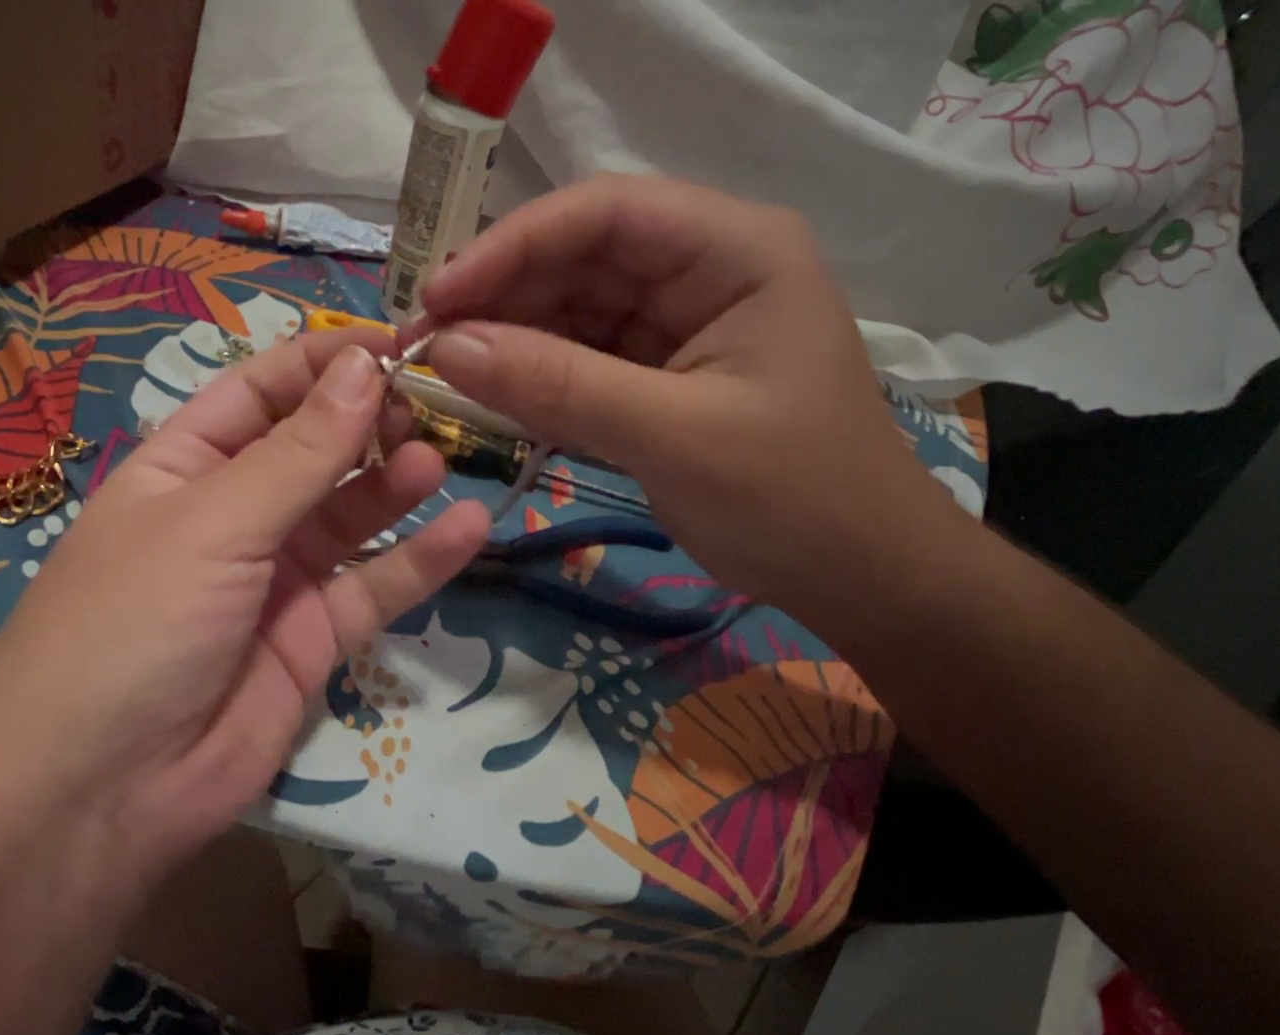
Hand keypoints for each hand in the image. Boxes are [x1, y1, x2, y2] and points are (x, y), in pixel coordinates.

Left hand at [0, 329, 490, 870]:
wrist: (102, 790)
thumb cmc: (132, 625)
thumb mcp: (210, 523)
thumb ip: (296, 454)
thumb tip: (365, 368)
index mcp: (181, 469)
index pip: (258, 393)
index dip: (321, 364)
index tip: (395, 344)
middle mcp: (230, 516)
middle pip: (311, 451)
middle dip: (365, 422)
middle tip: (428, 406)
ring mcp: (274, 581)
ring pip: (349, 518)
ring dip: (394, 484)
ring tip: (440, 457)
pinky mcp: (313, 642)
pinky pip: (373, 589)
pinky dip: (419, 560)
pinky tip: (470, 526)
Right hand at [416, 174, 972, 622]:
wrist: (857, 574)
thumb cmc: (792, 497)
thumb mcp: (671, 435)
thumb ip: (557, 385)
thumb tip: (444, 347)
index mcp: (735, 251)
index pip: (605, 214)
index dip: (511, 245)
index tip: (437, 298)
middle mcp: (703, 269)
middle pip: (578, 258)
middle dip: (500, 299)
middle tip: (423, 348)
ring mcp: (679, 323)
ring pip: (570, 310)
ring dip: (508, 342)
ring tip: (445, 379)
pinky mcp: (658, 373)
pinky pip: (579, 359)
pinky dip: (534, 380)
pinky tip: (493, 403)